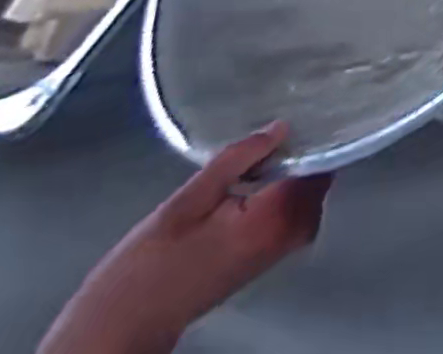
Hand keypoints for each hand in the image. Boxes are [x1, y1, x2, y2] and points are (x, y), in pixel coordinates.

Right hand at [40, 123, 329, 353]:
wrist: (123, 327)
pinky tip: (251, 185)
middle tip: (263, 142)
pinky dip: (280, 190)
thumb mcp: (183, 206)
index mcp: (282, 214)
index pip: (319, 158)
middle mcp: (302, 225)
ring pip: (308, 184)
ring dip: (286, 172)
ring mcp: (296, 238)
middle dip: (295, 154)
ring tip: (252, 162)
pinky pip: (297, 202)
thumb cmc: (144, 269)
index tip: (299, 115)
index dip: (309, 136)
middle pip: (317, 170)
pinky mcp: (283, 245)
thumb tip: (282, 126)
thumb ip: (236, 161)